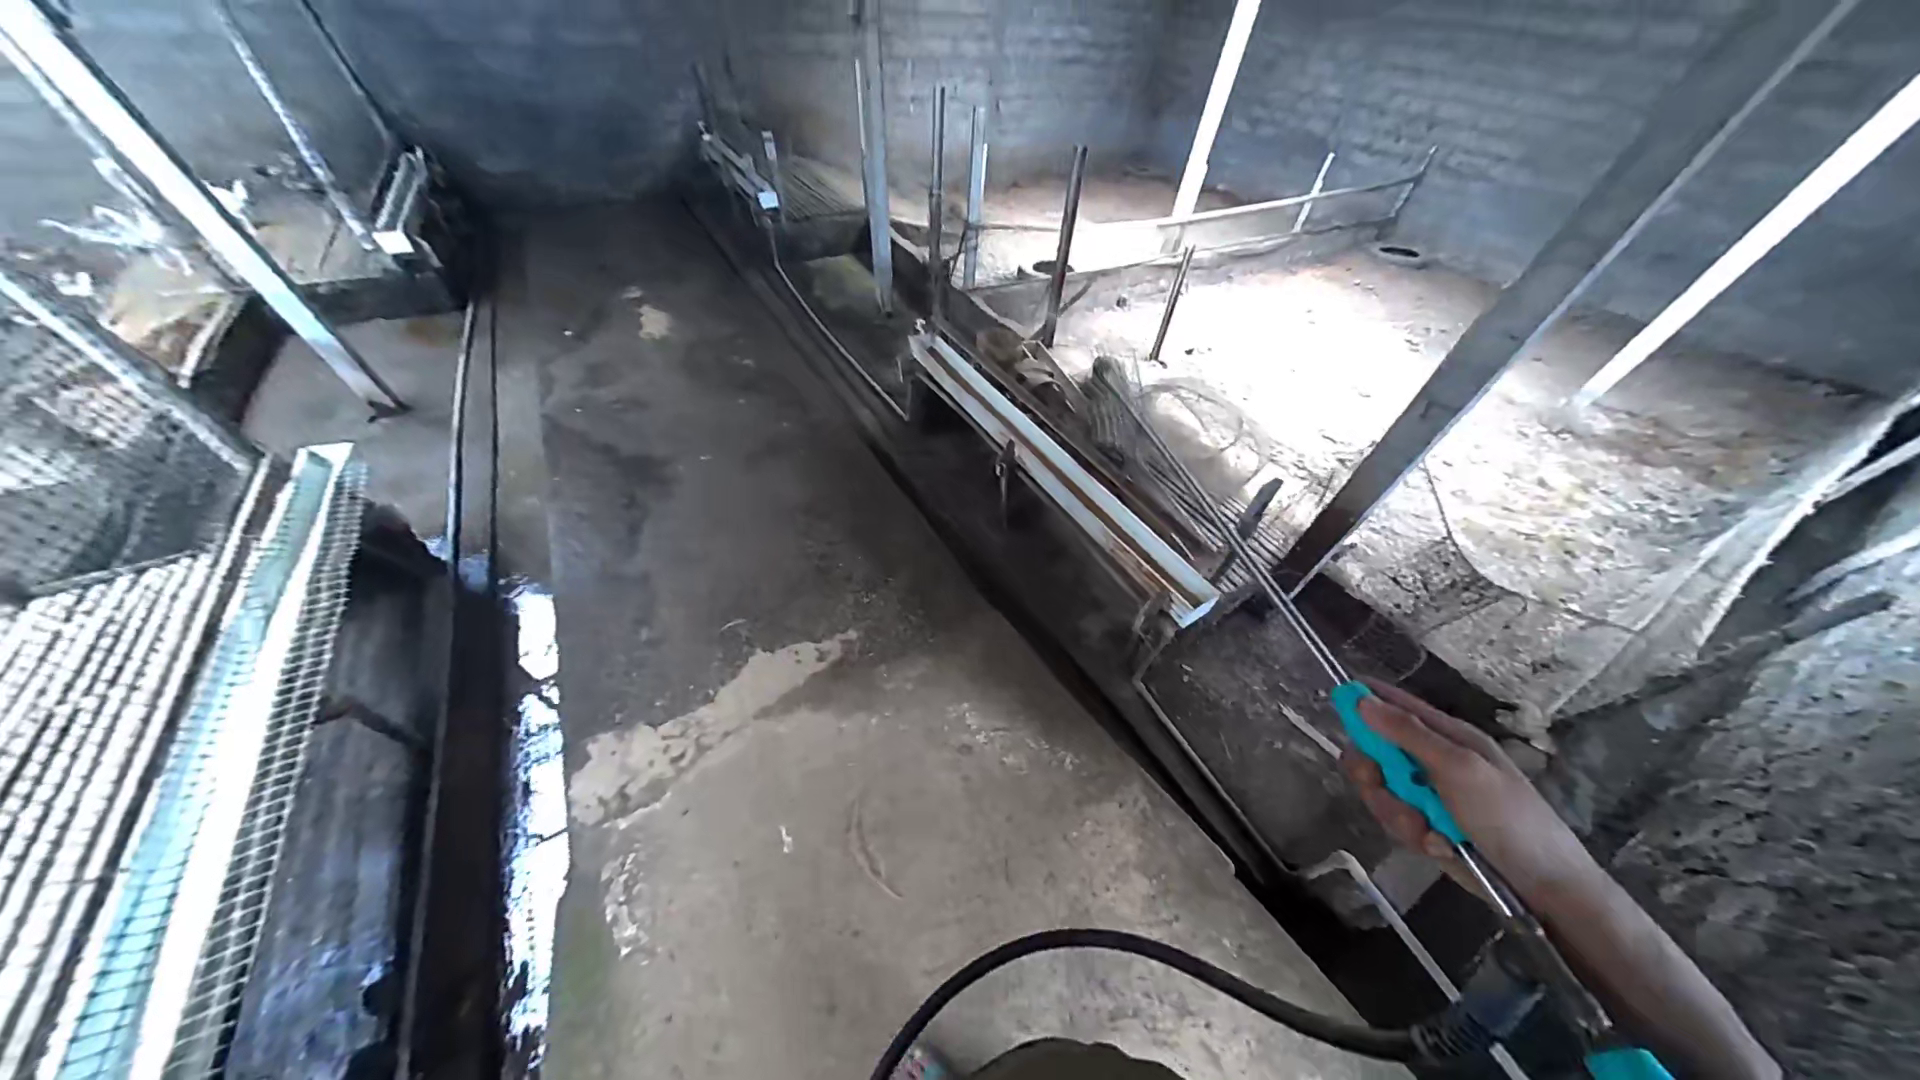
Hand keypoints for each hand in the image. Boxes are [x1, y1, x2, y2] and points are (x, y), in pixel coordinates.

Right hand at [1340, 680, 1601, 912]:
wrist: (1546, 890)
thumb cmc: (1510, 818)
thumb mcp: (1459, 768)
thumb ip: (1408, 733)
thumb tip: (1361, 700)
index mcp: (1445, 735)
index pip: (1394, 703)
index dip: (1363, 699)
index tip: (1337, 702)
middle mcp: (1430, 759)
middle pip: (1371, 749)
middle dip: (1371, 772)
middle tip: (1379, 783)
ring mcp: (1425, 793)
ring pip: (1377, 788)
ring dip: (1395, 811)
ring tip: (1425, 829)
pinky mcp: (1423, 823)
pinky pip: (1391, 818)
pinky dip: (1409, 833)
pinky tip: (1436, 845)